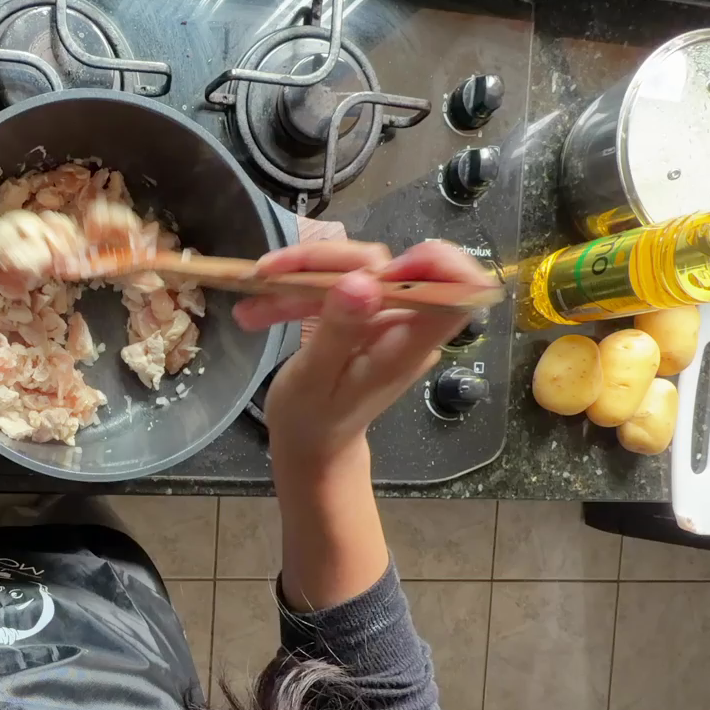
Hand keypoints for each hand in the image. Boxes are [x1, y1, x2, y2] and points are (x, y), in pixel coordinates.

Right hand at [235, 239, 491, 476]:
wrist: (311, 445)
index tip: (377, 265)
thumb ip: (339, 331)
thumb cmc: (310, 422)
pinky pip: (341, 289)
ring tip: (250, 298)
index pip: (459, 291)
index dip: (433, 263)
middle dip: (322, 264)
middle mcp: (406, 326)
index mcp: (406, 346)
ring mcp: (387, 321)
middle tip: (265, 273)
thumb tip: (361, 280)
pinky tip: (259, 308)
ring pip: (354, 273)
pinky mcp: (367, 318)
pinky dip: (301, 293)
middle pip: (385, 268)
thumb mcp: (314, 380)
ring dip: (299, 280)